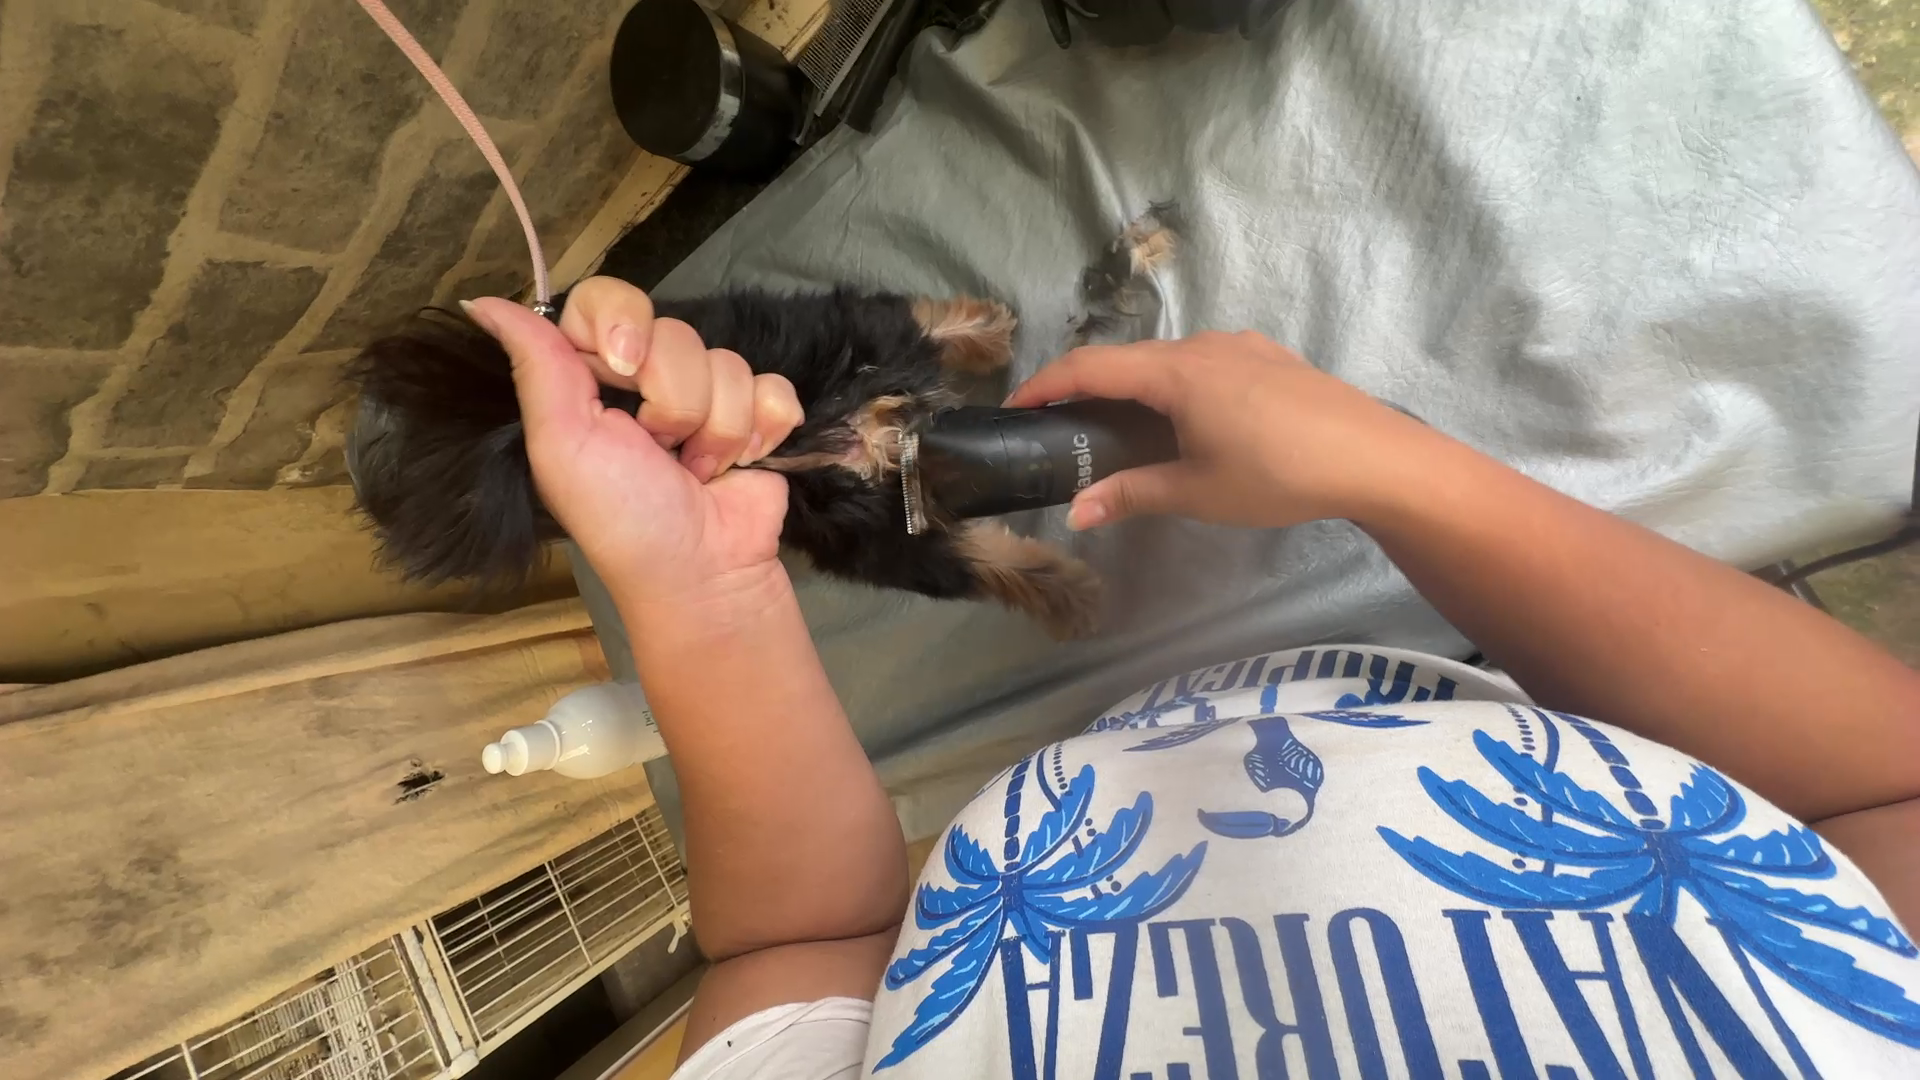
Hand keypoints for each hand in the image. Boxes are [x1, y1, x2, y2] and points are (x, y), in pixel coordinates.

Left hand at [463, 278, 803, 606]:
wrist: (705, 569)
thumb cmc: (625, 516)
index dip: (624, 325)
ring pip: (731, 365)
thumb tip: (481, 302)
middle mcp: (656, 378)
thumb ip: (537, 367)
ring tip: (701, 471)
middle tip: (663, 450)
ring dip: (718, 432)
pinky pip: (775, 388)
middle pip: (679, 334)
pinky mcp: (763, 417)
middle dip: (674, 403)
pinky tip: (746, 464)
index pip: (611, 300)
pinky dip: (764, 431)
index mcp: (599, 376)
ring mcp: (715, 397)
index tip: (624, 371)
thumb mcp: (563, 446)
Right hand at [1006, 331, 1436, 529]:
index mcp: (1176, 373)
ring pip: (1164, 358)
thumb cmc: (1278, 475)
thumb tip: (1074, 514)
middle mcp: (1203, 346)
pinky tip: (1181, 416)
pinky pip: (1199, 361)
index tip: (1014, 407)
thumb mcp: (1196, 491)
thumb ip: (1129, 494)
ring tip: (1114, 424)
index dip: (1045, 385)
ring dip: (1128, 385)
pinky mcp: (1267, 356)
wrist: (1378, 458)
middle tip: (1056, 423)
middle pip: (1124, 358)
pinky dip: (1168, 383)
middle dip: (1081, 386)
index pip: (1090, 367)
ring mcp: (1239, 346)